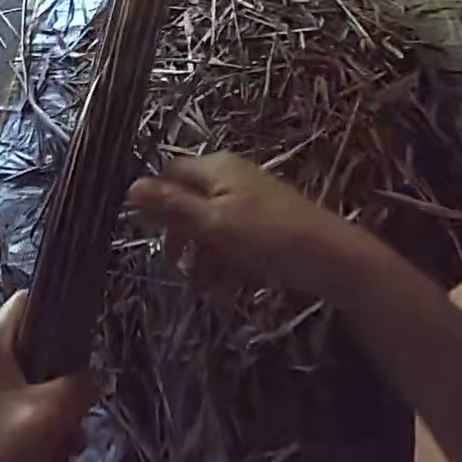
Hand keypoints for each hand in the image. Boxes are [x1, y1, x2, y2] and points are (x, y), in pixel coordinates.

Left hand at [0, 292, 94, 461]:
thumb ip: (77, 387)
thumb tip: (92, 379)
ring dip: (57, 406)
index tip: (85, 336)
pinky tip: (57, 450)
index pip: (30, 299)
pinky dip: (41, 423)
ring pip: (34, 380)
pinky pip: (22, 406)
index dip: (60, 308)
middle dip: (64, 373)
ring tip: (72, 437)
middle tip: (80, 401)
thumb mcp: (44, 415)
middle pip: (38, 344)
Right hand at [125, 153, 376, 300]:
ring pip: (211, 228)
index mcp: (217, 168)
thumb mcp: (214, 223)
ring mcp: (248, 203)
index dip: (157, 198)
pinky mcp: (263, 227)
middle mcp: (230, 178)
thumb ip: (173, 206)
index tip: (146, 231)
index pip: (173, 172)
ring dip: (203, 260)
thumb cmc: (267, 234)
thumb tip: (130, 186)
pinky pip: (233, 242)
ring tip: (203, 293)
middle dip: (181, 237)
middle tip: (173, 264)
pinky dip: (226, 265)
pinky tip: (226, 294)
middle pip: (191, 203)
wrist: (330, 258)